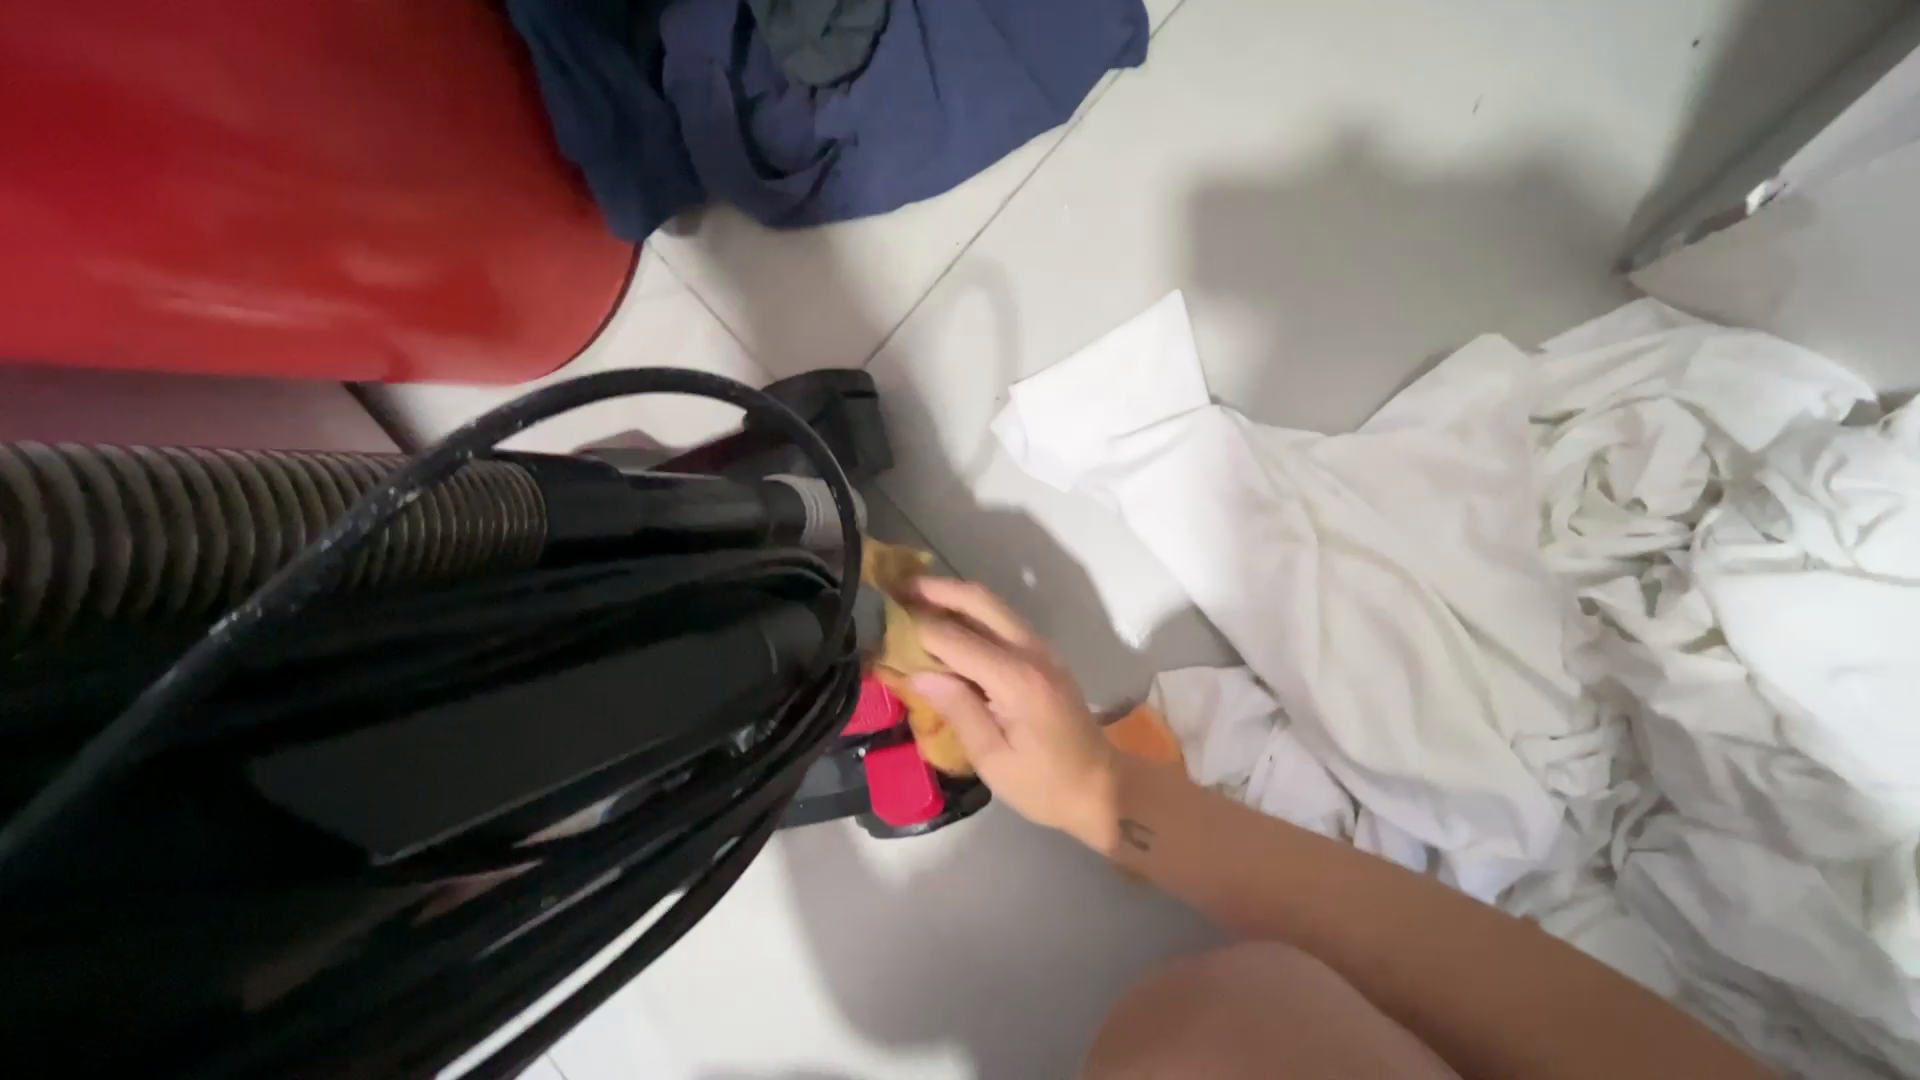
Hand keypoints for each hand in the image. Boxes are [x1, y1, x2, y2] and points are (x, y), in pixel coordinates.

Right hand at [907, 577, 1119, 849]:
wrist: (1101, 788)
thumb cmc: (1044, 784)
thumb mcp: (993, 759)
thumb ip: (957, 710)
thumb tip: (918, 674)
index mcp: (1017, 679)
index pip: (954, 639)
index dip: (916, 632)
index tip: (882, 628)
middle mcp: (1031, 651)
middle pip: (980, 600)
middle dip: (936, 589)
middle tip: (896, 589)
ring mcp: (1041, 649)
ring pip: (993, 605)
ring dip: (953, 596)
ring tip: (913, 599)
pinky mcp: (1043, 656)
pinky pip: (1002, 621)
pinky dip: (971, 613)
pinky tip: (946, 624)